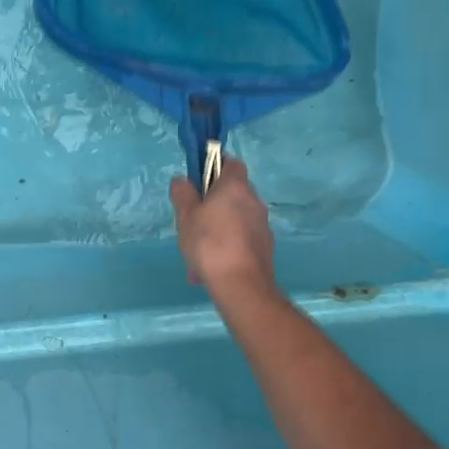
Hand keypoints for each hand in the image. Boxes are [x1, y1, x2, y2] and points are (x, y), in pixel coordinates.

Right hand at [170, 156, 276, 297]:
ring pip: (236, 217)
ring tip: (199, 249)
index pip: (231, 161)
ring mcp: (263, 225)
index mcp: (235, 186)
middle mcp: (254, 200)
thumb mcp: (185, 215)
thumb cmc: (210, 243)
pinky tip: (212, 265)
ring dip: (220, 225)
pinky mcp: (266, 248)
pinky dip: (229, 244)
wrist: (242, 287)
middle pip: (233, 191)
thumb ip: (183, 193)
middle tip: (194, 217)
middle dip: (214, 201)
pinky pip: (242, 238)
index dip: (215, 165)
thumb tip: (183, 180)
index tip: (198, 179)